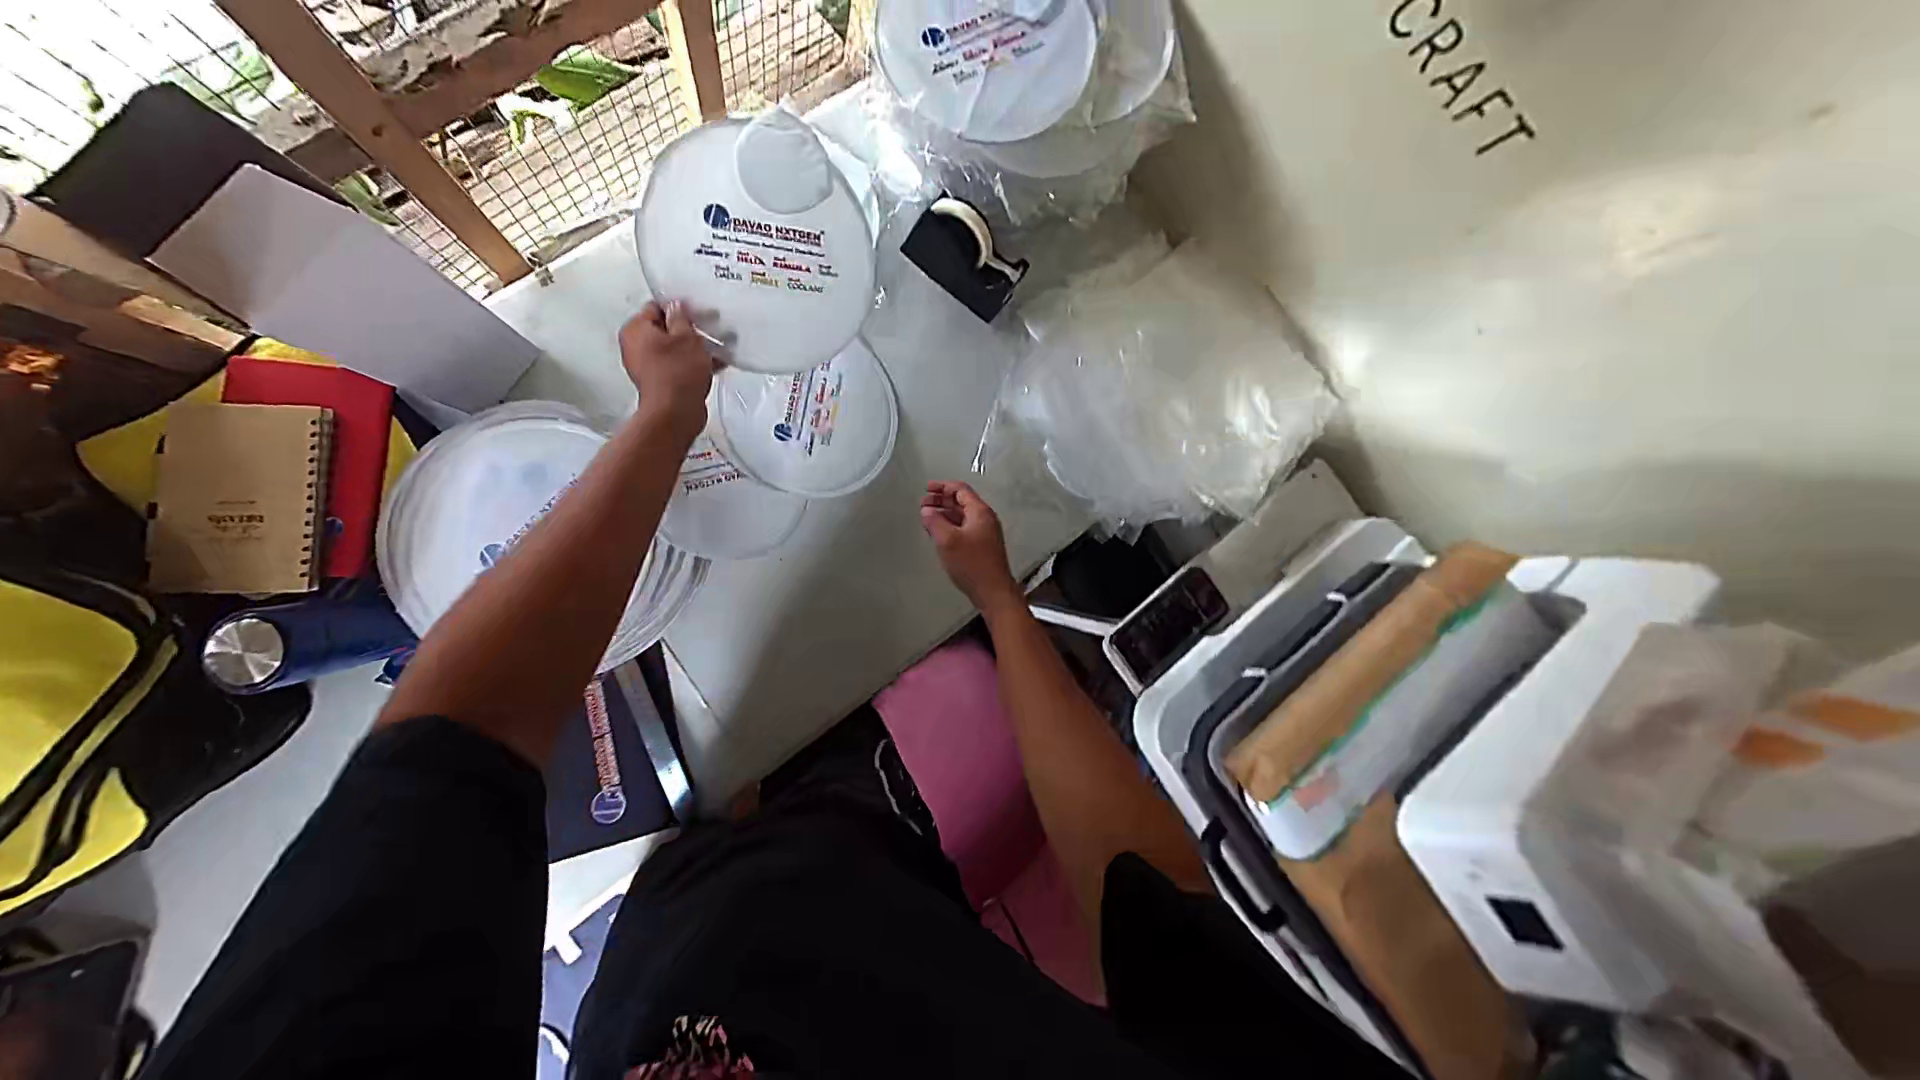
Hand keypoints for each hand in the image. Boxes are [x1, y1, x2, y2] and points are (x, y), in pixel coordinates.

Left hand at [620, 300, 714, 444]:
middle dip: (686, 333)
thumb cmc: (677, 374)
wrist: (675, 412)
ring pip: (670, 350)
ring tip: (711, 353)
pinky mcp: (658, 382)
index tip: (695, 316)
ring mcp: (645, 366)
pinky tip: (709, 367)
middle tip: (704, 335)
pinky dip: (689, 366)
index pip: (656, 308)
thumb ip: (681, 317)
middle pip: (663, 330)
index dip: (679, 310)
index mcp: (635, 328)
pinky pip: (674, 367)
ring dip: (690, 350)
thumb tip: (677, 309)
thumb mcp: (687, 336)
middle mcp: (634, 346)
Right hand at [920, 481, 1020, 615]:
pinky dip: (950, 525)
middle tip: (925, 502)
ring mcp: (985, 533)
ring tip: (928, 517)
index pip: (960, 489)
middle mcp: (985, 520)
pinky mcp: (983, 546)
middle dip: (941, 500)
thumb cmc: (974, 565)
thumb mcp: (947, 540)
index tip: (928, 488)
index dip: (942, 487)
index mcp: (980, 512)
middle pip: (962, 501)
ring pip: (962, 515)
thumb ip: (934, 521)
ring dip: (945, 513)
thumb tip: (927, 511)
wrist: (992, 590)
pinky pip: (964, 528)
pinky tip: (939, 533)